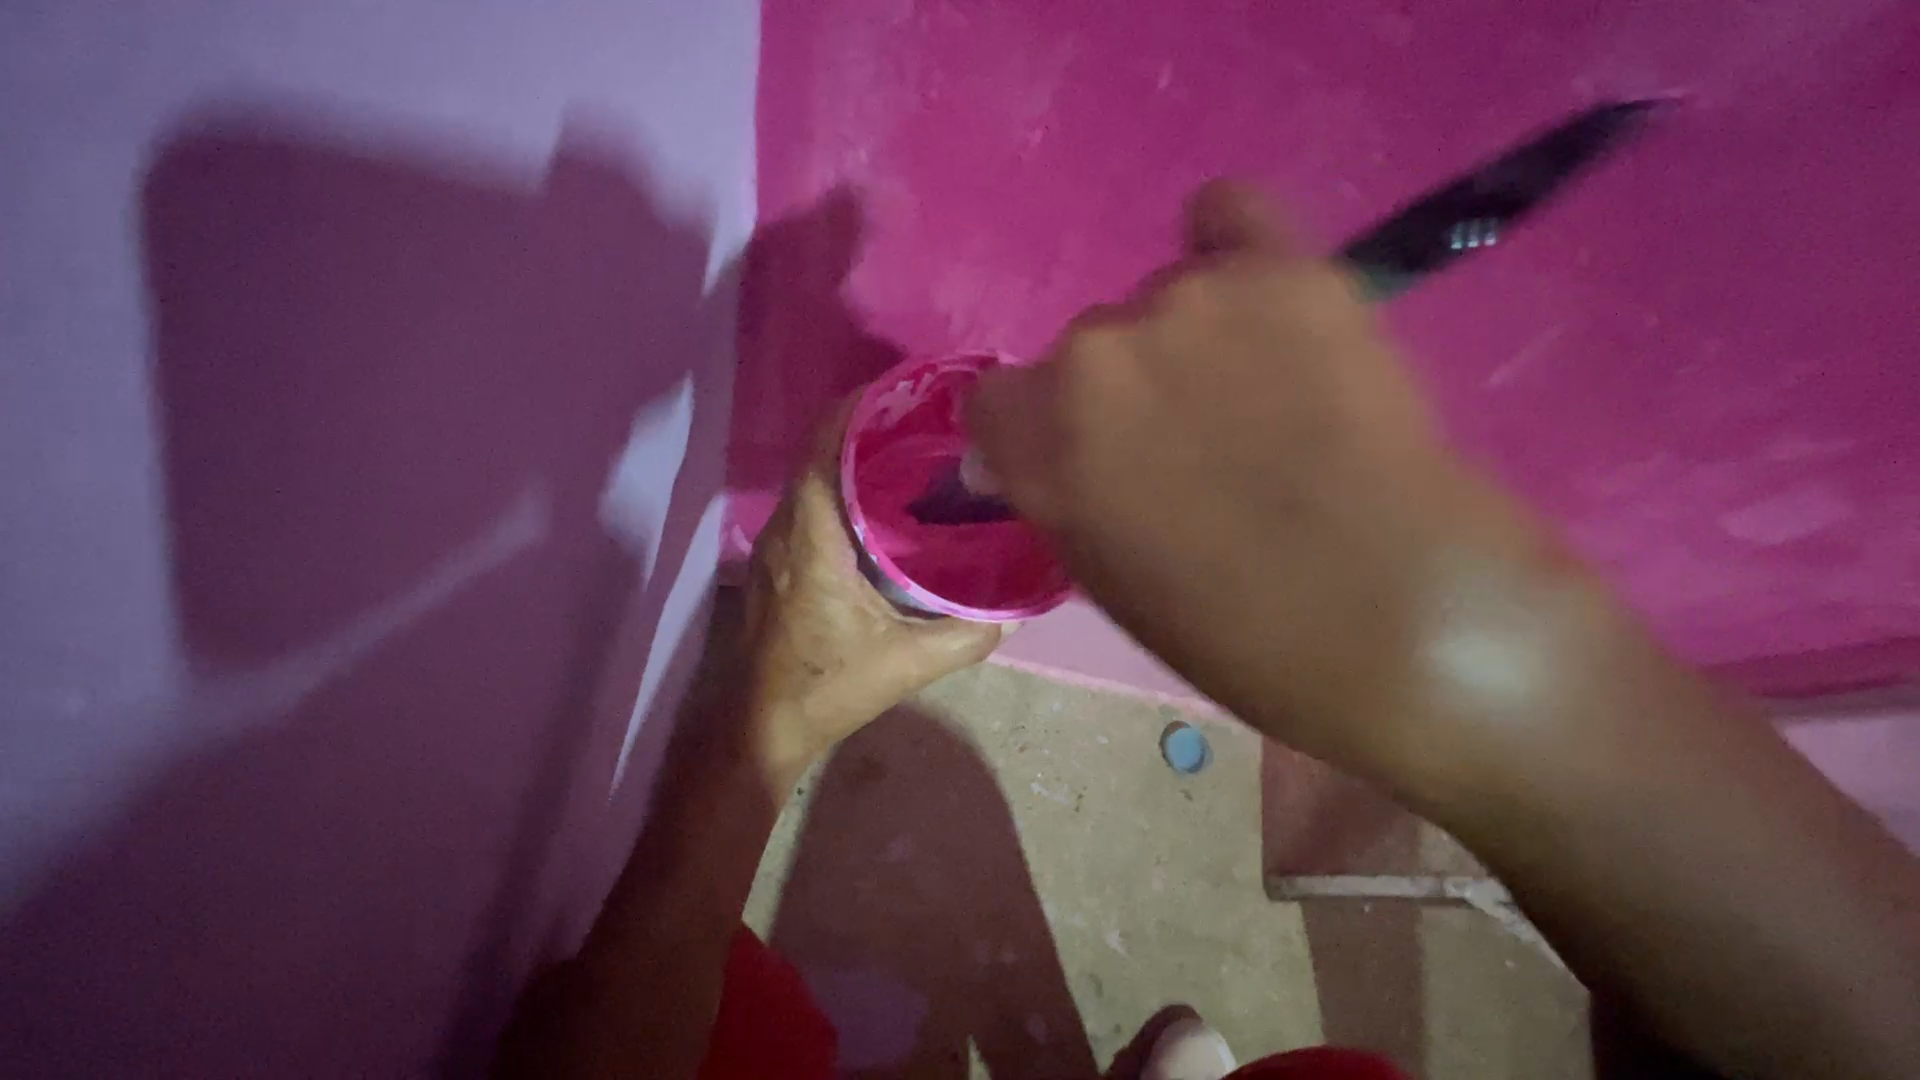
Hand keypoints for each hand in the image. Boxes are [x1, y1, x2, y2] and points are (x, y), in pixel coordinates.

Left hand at [737, 404, 1006, 789]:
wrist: (760, 727)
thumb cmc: (826, 689)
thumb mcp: (907, 664)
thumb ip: (968, 634)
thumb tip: (1020, 607)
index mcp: (811, 536)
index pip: (825, 444)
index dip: (862, 406)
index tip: (912, 391)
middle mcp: (787, 526)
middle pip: (822, 449)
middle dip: (872, 423)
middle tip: (932, 419)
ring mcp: (777, 542)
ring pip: (816, 473)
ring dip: (858, 453)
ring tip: (919, 449)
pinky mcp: (781, 558)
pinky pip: (814, 499)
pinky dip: (847, 483)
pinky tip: (891, 501)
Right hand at [967, 181, 1578, 780]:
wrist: (1393, 616)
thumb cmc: (1234, 632)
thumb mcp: (1103, 577)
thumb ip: (1057, 494)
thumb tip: (1028, 457)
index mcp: (1039, 441)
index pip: (994, 401)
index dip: (1032, 432)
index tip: (1079, 460)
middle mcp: (1092, 354)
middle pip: (1083, 351)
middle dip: (1122, 394)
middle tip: (1192, 442)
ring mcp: (1186, 302)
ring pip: (1159, 303)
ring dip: (1189, 344)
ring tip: (1264, 398)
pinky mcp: (1283, 270)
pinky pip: (1228, 217)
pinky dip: (1230, 247)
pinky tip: (1257, 292)